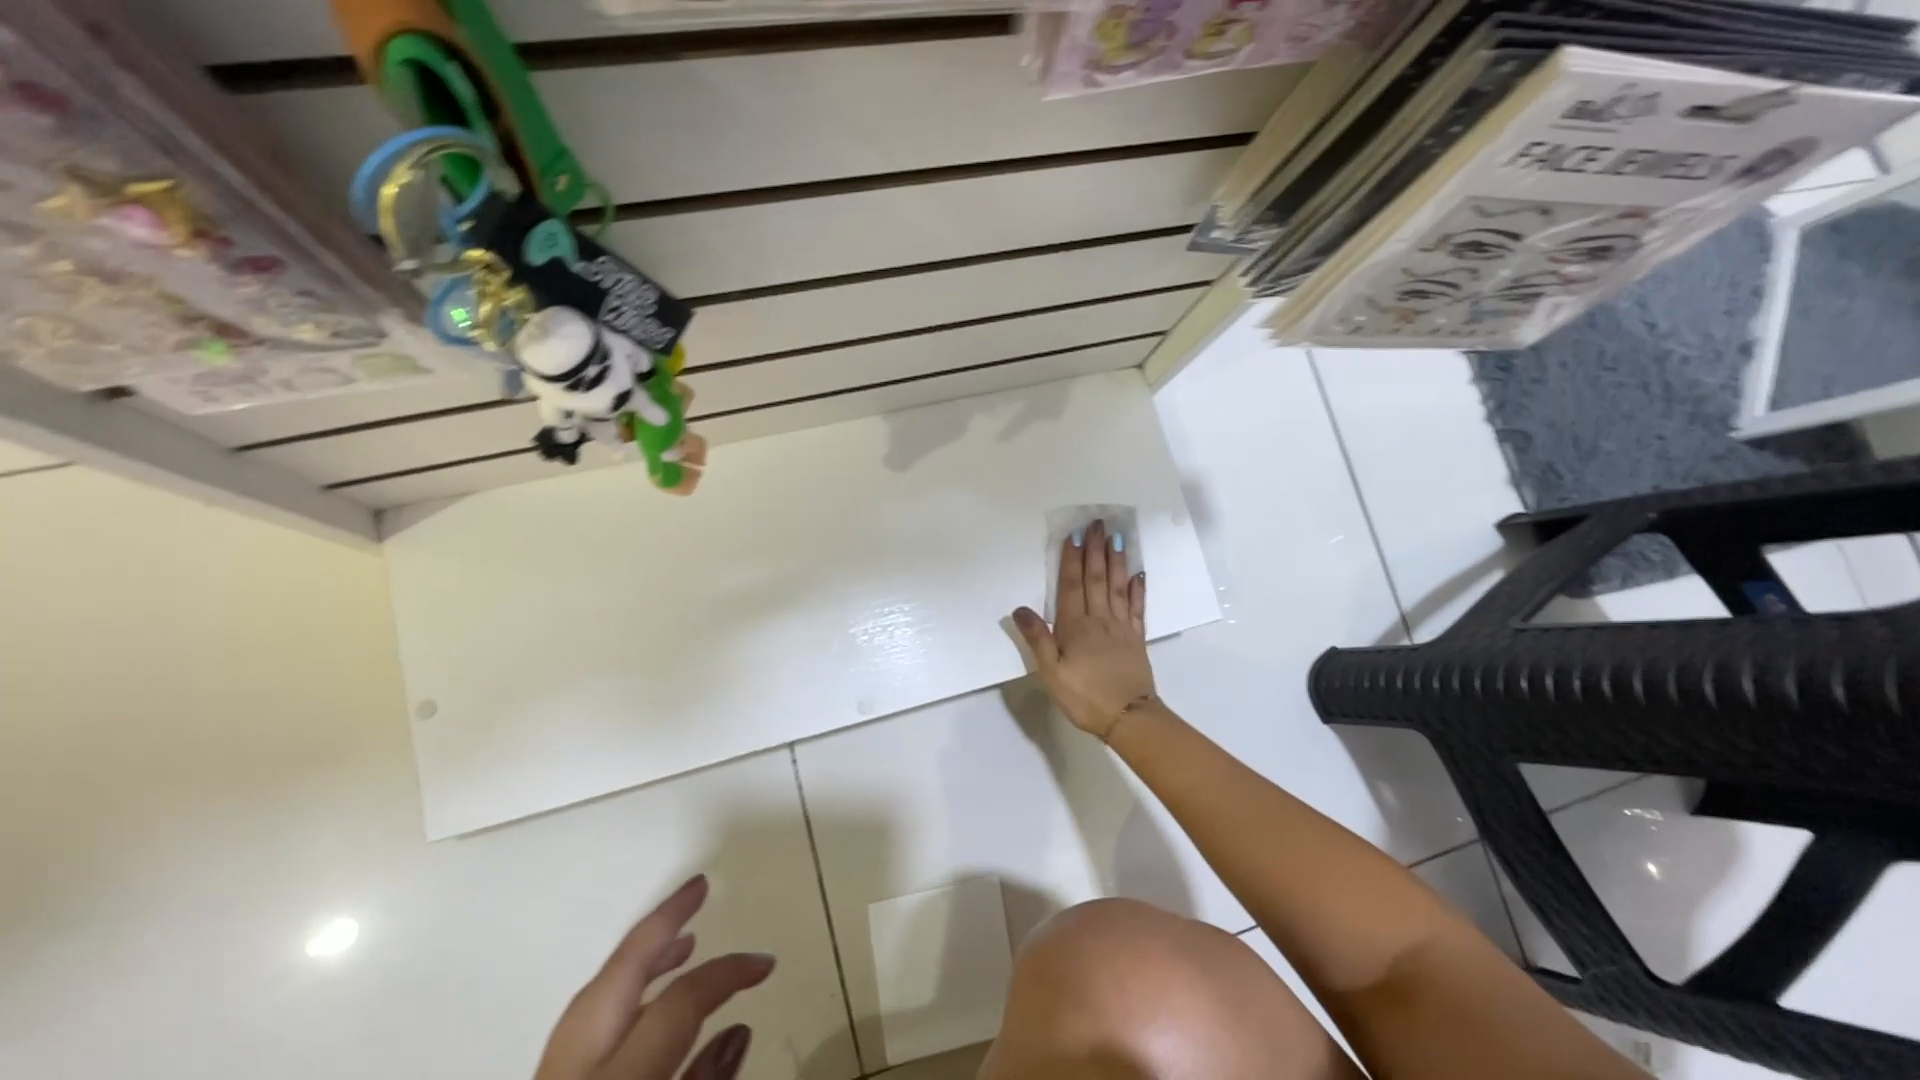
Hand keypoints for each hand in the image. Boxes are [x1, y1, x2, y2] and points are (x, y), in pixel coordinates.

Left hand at [535, 875, 773, 1079]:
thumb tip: (737, 1029)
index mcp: (619, 1077)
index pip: (680, 1002)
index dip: (726, 974)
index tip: (764, 964)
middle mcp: (577, 1062)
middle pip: (623, 969)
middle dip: (664, 921)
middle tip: (702, 885)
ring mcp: (553, 1068)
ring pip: (600, 989)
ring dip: (644, 954)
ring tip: (686, 938)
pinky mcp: (548, 1075)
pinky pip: (588, 1015)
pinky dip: (622, 991)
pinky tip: (645, 998)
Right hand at [1012, 518, 1154, 738]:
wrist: (1129, 717)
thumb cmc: (1084, 697)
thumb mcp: (1051, 673)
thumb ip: (1038, 639)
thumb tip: (1020, 608)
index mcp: (1076, 627)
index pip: (1072, 586)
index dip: (1072, 559)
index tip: (1075, 534)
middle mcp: (1100, 620)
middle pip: (1096, 578)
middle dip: (1096, 550)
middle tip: (1099, 523)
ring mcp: (1121, 627)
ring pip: (1118, 586)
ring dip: (1116, 561)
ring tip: (1117, 537)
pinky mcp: (1137, 638)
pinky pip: (1138, 607)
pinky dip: (1138, 589)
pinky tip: (1139, 574)